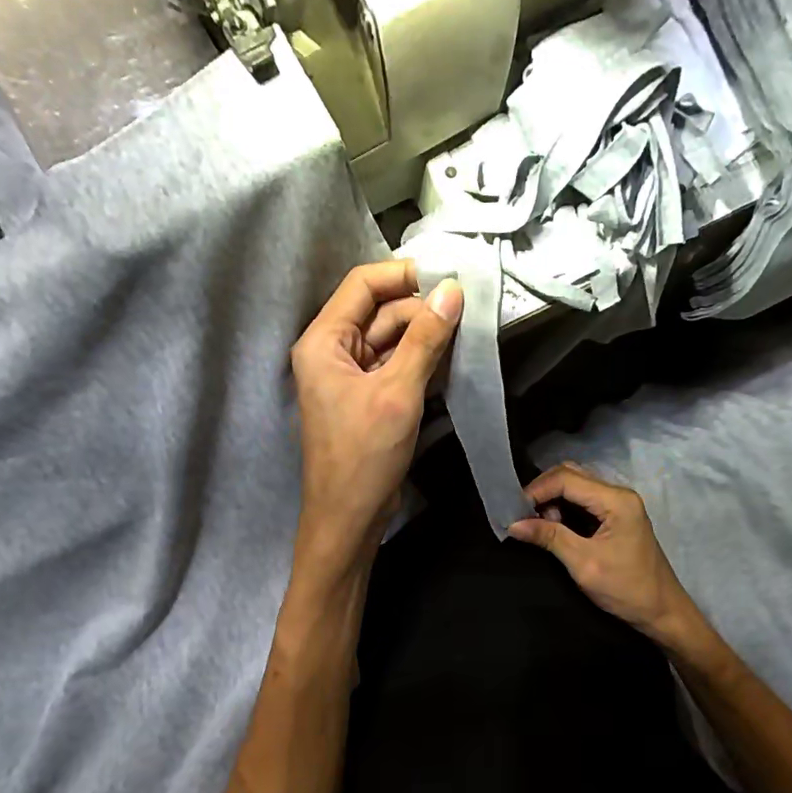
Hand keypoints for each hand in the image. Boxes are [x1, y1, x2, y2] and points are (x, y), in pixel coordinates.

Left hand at [291, 260, 461, 553]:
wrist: (349, 517)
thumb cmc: (364, 455)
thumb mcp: (398, 392)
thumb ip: (425, 339)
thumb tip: (452, 291)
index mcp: (324, 341)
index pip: (362, 285)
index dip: (403, 275)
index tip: (447, 278)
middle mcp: (333, 351)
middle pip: (381, 312)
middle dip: (422, 313)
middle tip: (467, 315)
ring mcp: (351, 376)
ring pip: (393, 340)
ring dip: (426, 339)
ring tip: (466, 337)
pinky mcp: (369, 398)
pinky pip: (396, 366)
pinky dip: (422, 363)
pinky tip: (452, 363)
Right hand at [508, 462, 704, 645]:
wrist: (661, 611)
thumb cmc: (625, 588)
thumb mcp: (583, 563)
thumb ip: (549, 537)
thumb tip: (513, 524)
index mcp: (616, 500)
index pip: (567, 479)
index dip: (537, 490)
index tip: (514, 511)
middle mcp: (618, 493)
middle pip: (571, 475)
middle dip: (543, 492)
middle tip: (523, 516)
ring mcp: (618, 504)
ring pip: (576, 487)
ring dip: (552, 500)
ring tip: (538, 525)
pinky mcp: (616, 516)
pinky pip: (583, 501)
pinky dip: (564, 508)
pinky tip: (553, 526)